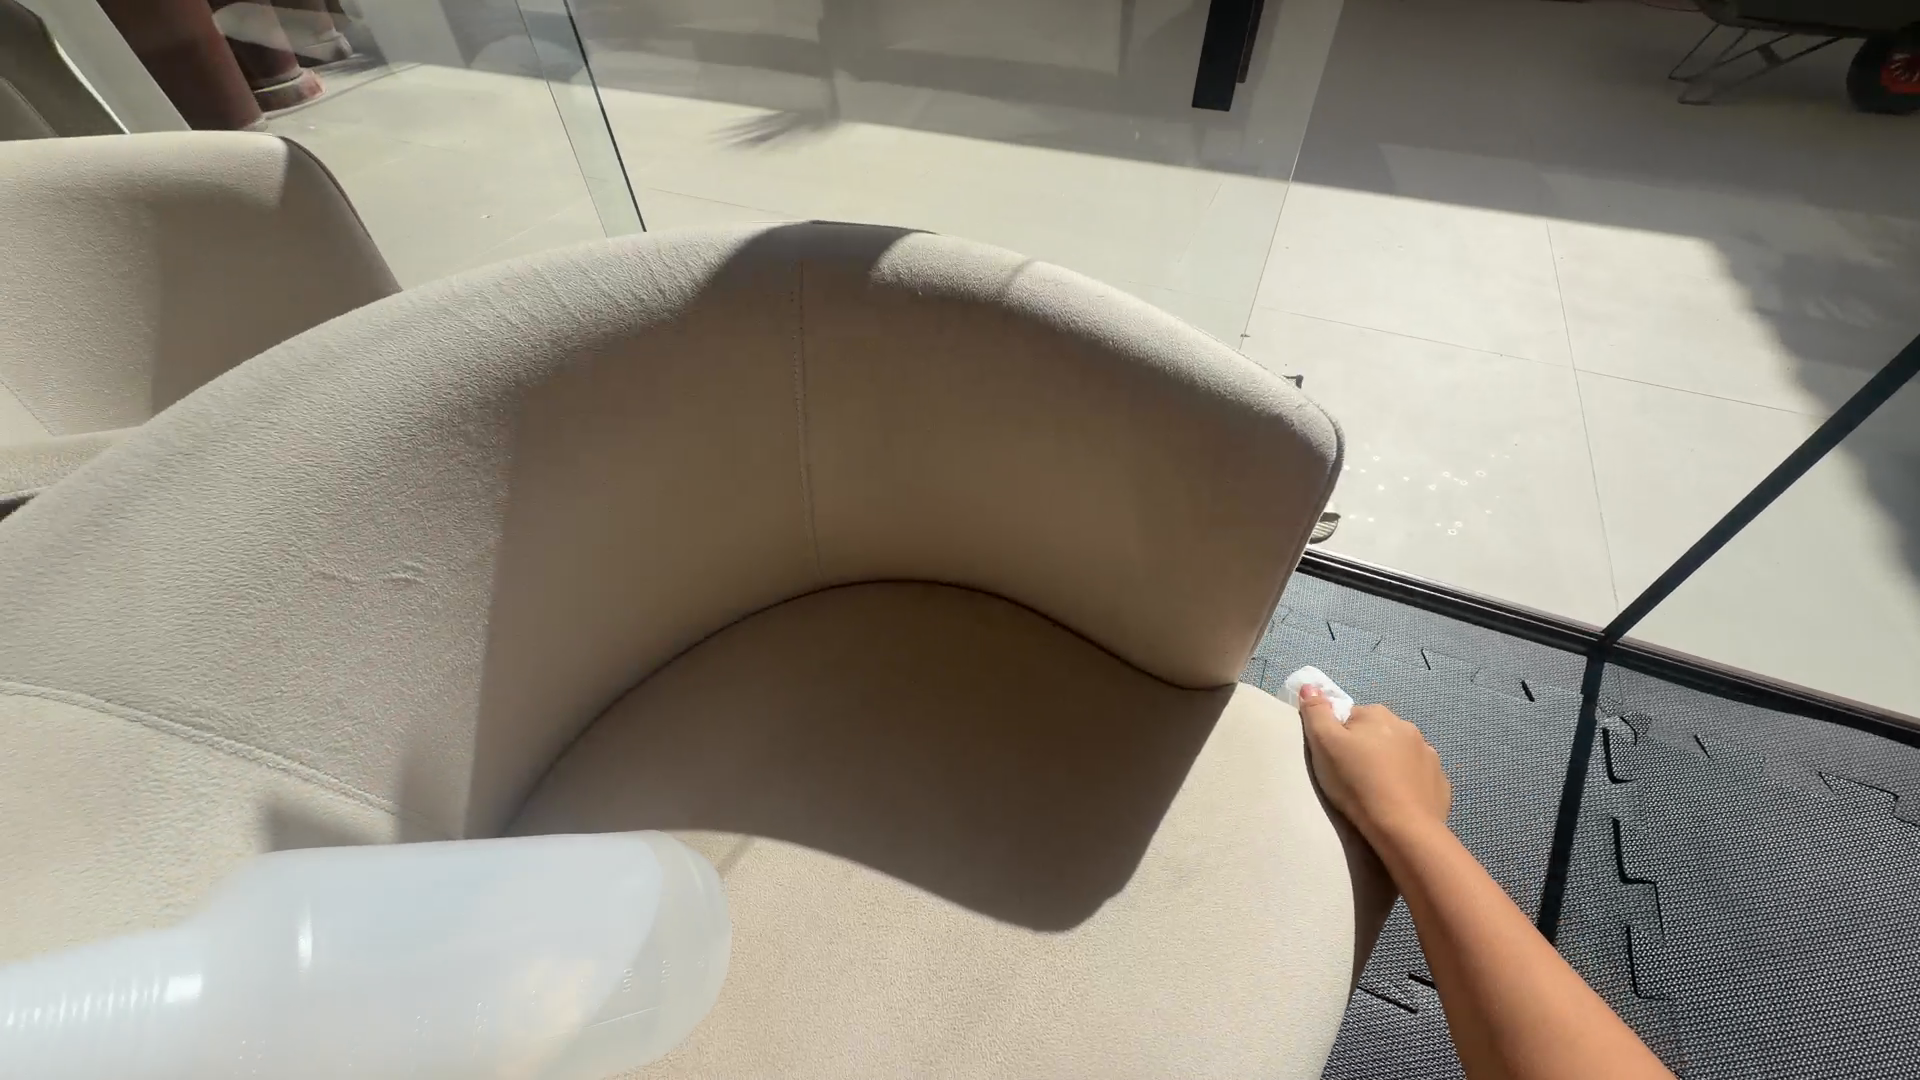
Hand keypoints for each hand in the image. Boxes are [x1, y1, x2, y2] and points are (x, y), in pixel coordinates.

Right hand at [1298, 684, 1451, 846]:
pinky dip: (1406, 782)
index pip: (1349, 717)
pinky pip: (1417, 775)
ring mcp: (1429, 755)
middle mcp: (1407, 728)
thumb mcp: (1322, 743)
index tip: (1334, 759)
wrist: (1402, 828)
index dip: (1337, 737)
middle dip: (1364, 748)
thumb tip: (1311, 686)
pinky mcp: (1440, 782)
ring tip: (1374, 789)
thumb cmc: (1356, 781)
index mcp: (1378, 714)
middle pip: (1375, 733)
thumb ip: (1315, 711)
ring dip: (1386, 763)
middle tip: (1350, 774)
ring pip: (1398, 753)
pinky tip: (1395, 799)